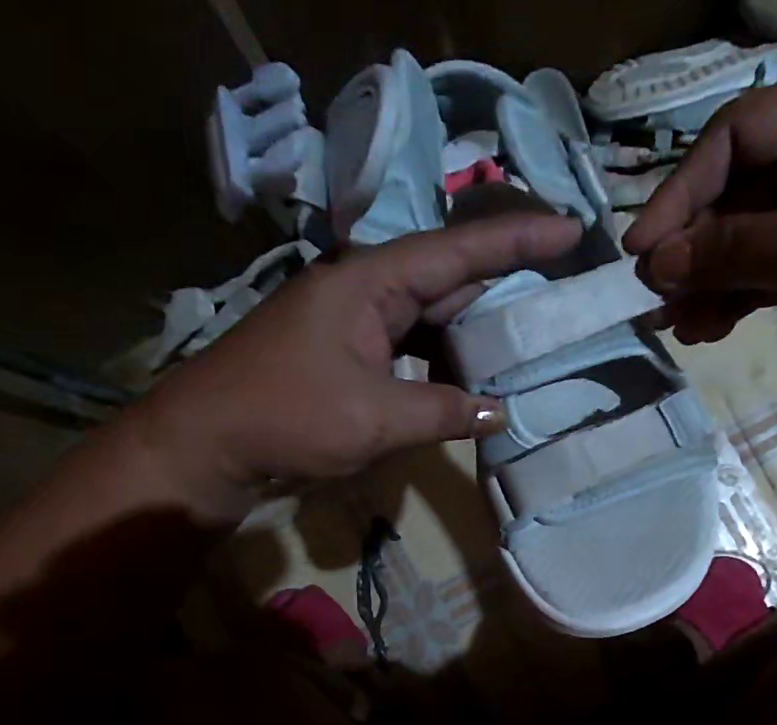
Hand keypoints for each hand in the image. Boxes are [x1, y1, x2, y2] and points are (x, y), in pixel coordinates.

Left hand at [126, 214, 583, 521]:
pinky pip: (401, 345)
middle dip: (502, 287)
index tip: (572, 230)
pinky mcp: (338, 352)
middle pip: (445, 279)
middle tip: (559, 297)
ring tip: (524, 343)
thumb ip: (444, 412)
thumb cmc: (286, 417)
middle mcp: (361, 289)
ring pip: (424, 316)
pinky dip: (435, 360)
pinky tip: (464, 377)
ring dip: (469, 332)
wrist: (204, 441)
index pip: (459, 250)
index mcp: (370, 281)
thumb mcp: (375, 419)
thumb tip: (499, 412)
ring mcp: (347, 321)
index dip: (519, 240)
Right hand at [624, 60, 776, 377]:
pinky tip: (706, 330)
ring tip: (678, 324)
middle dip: (690, 246)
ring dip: (703, 282)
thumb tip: (653, 262)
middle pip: (734, 192)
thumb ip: (729, 248)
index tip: (641, 247)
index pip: (738, 135)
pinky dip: (730, 301)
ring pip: (742, 242)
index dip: (681, 188)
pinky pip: (762, 275)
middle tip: (653, 293)